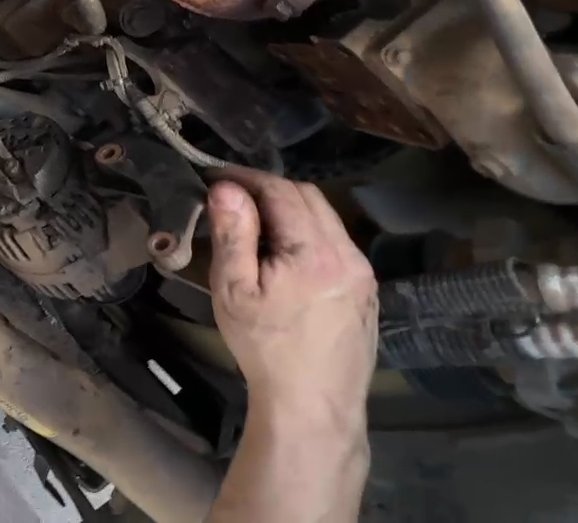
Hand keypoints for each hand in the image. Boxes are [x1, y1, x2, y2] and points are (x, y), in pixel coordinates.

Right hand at [207, 167, 376, 429]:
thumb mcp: (234, 288)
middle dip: (266, 187)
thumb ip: (233, 234)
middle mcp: (348, 255)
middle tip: (227, 195)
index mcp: (314, 253)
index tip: (212, 176)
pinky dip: (303, 228)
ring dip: (286, 206)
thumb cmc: (265, 344)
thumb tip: (225, 187)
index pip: (281, 190)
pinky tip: (278, 248)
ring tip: (249, 220)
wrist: (313, 401)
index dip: (245, 176)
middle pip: (308, 196)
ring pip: (324, 216)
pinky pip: (333, 238)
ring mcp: (362, 272)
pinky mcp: (365, 288)